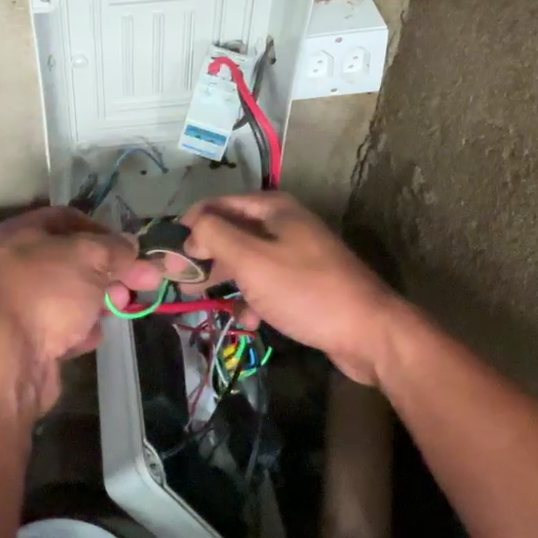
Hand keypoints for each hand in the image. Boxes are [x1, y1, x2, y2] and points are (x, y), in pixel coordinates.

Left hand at [0, 206, 162, 410]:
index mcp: (18, 234)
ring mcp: (18, 305)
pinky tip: (93, 334)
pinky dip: (80, 328)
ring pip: (69, 294)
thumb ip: (114, 248)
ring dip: (100, 299)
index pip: (65, 219)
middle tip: (145, 279)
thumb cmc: (46, 294)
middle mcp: (13, 265)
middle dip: (111, 269)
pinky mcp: (26, 340)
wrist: (8, 363)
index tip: (127, 246)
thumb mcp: (88, 258)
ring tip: (121, 307)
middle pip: (72, 259)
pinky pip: (60, 326)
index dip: (101, 229)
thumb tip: (130, 244)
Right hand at [180, 192, 410, 385]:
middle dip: (205, 257)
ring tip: (203, 304)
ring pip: (247, 261)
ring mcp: (297, 254)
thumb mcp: (252, 260)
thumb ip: (215, 236)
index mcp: (273, 209)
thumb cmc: (306, 290)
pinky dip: (253, 299)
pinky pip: (267, 284)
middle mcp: (284, 224)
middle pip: (231, 232)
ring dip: (226, 281)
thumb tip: (190, 228)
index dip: (190, 226)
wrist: (369, 333)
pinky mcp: (305, 284)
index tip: (168, 255)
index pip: (217, 205)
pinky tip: (248, 321)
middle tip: (181, 283)